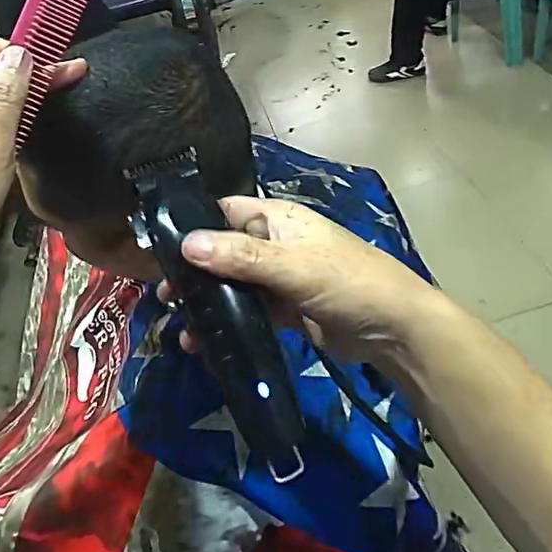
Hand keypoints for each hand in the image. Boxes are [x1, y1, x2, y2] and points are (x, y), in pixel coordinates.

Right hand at [164, 196, 455, 367]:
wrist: (393, 329)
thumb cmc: (347, 282)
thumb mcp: (294, 266)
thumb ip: (242, 257)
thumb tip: (187, 243)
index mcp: (280, 219)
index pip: (227, 211)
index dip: (194, 224)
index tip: (157, 248)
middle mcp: (276, 243)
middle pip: (225, 250)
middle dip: (195, 270)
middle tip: (163, 295)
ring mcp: (281, 278)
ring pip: (235, 284)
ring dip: (209, 301)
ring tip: (178, 323)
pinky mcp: (286, 309)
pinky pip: (249, 311)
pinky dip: (229, 323)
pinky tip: (204, 341)